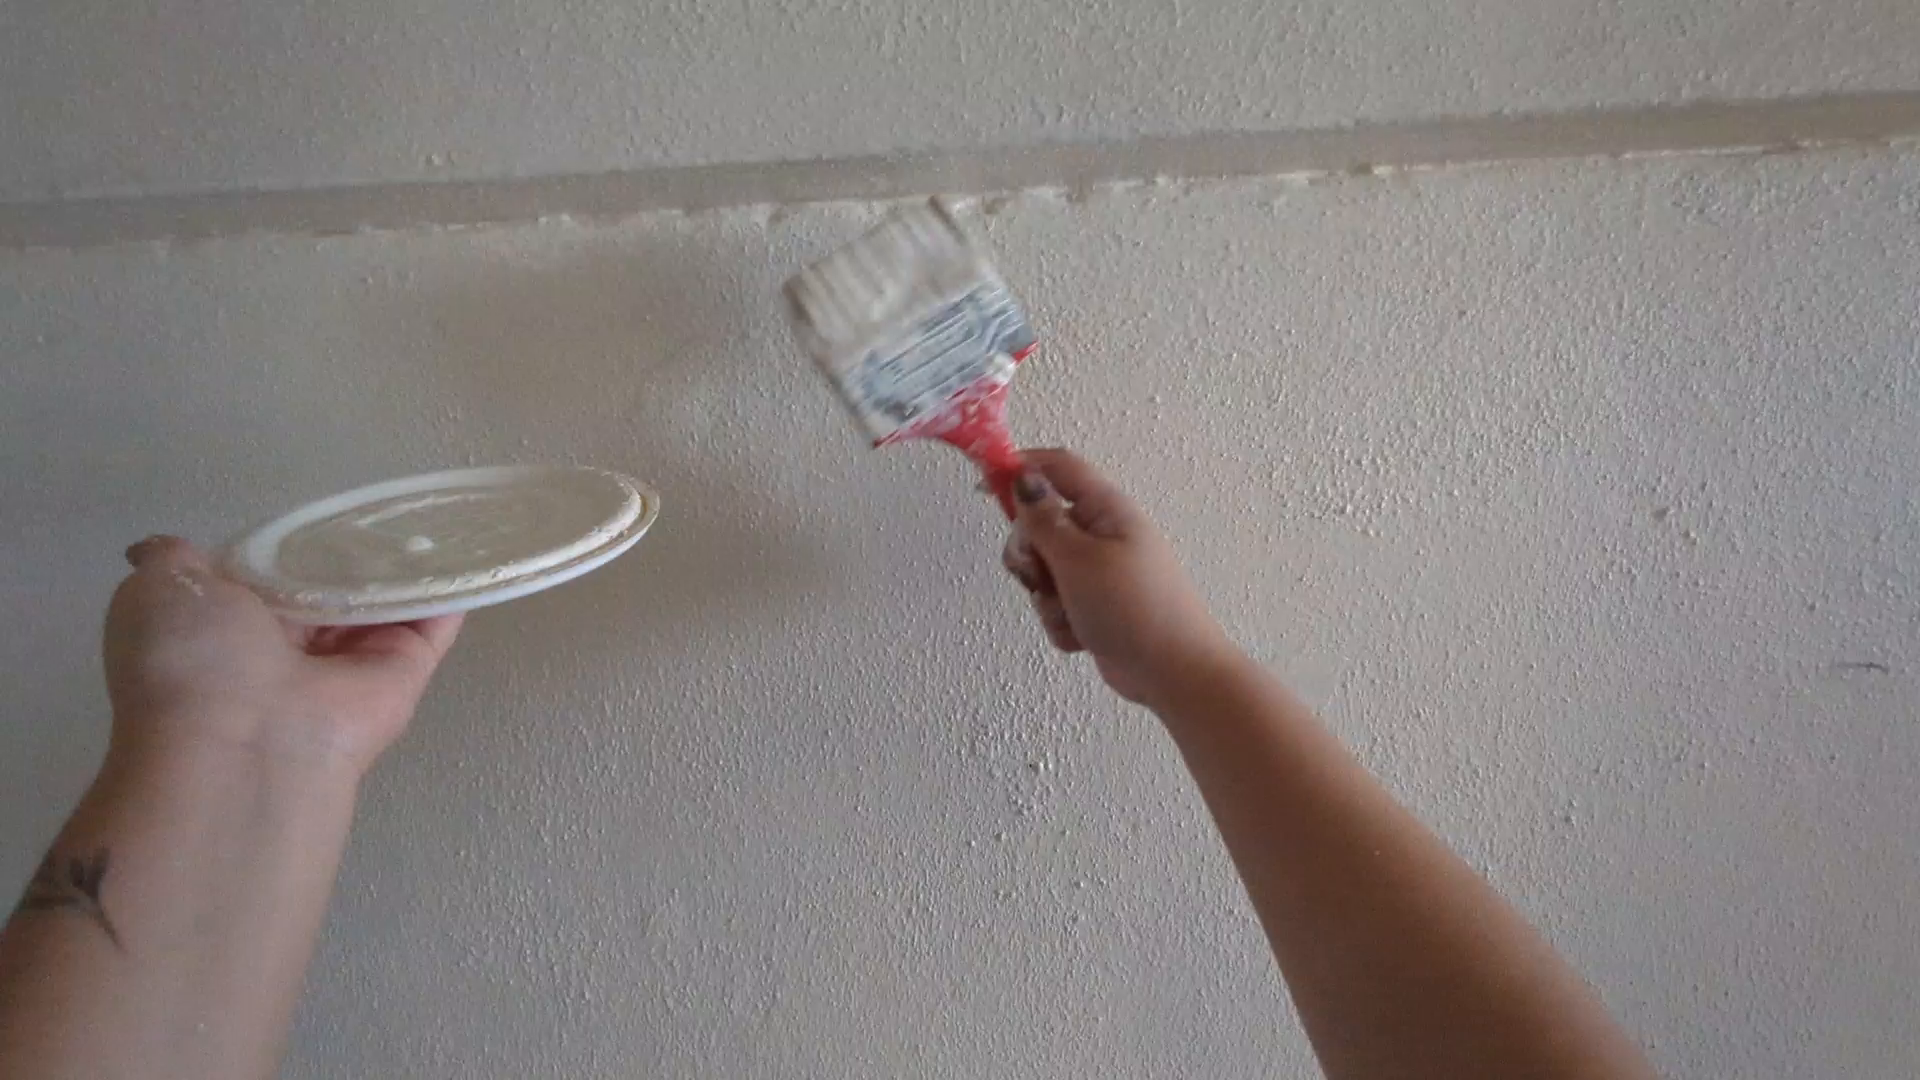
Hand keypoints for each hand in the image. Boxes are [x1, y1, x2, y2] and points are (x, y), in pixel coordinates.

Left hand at [102, 536, 461, 774]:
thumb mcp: (161, 592)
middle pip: (337, 587)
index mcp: (233, 629)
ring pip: (389, 601)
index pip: (271, 578)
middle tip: (385, 513)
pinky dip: (452, 591)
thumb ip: (175, 562)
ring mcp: (359, 657)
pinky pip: (437, 620)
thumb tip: (172, 544)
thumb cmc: (198, 659)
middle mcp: (296, 646)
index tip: (316, 514)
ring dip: (410, 567)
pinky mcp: (411, 665)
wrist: (258, 733)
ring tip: (435, 522)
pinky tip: (467, 553)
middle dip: (357, 552)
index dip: (291, 545)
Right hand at [1001, 449, 1240, 704]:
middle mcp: (1099, 535)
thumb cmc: (1133, 607)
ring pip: (1043, 571)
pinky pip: (1055, 604)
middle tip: (1041, 574)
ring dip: (1047, 596)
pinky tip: (1083, 635)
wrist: (1172, 672)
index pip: (1056, 467)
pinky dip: (1061, 621)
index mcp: (1104, 509)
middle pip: (1039, 524)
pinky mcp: (1092, 606)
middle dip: (1029, 554)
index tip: (985, 485)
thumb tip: (1023, 477)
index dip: (1020, 467)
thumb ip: (1043, 518)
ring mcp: (1096, 573)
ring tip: (1073, 612)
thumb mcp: (1078, 558)